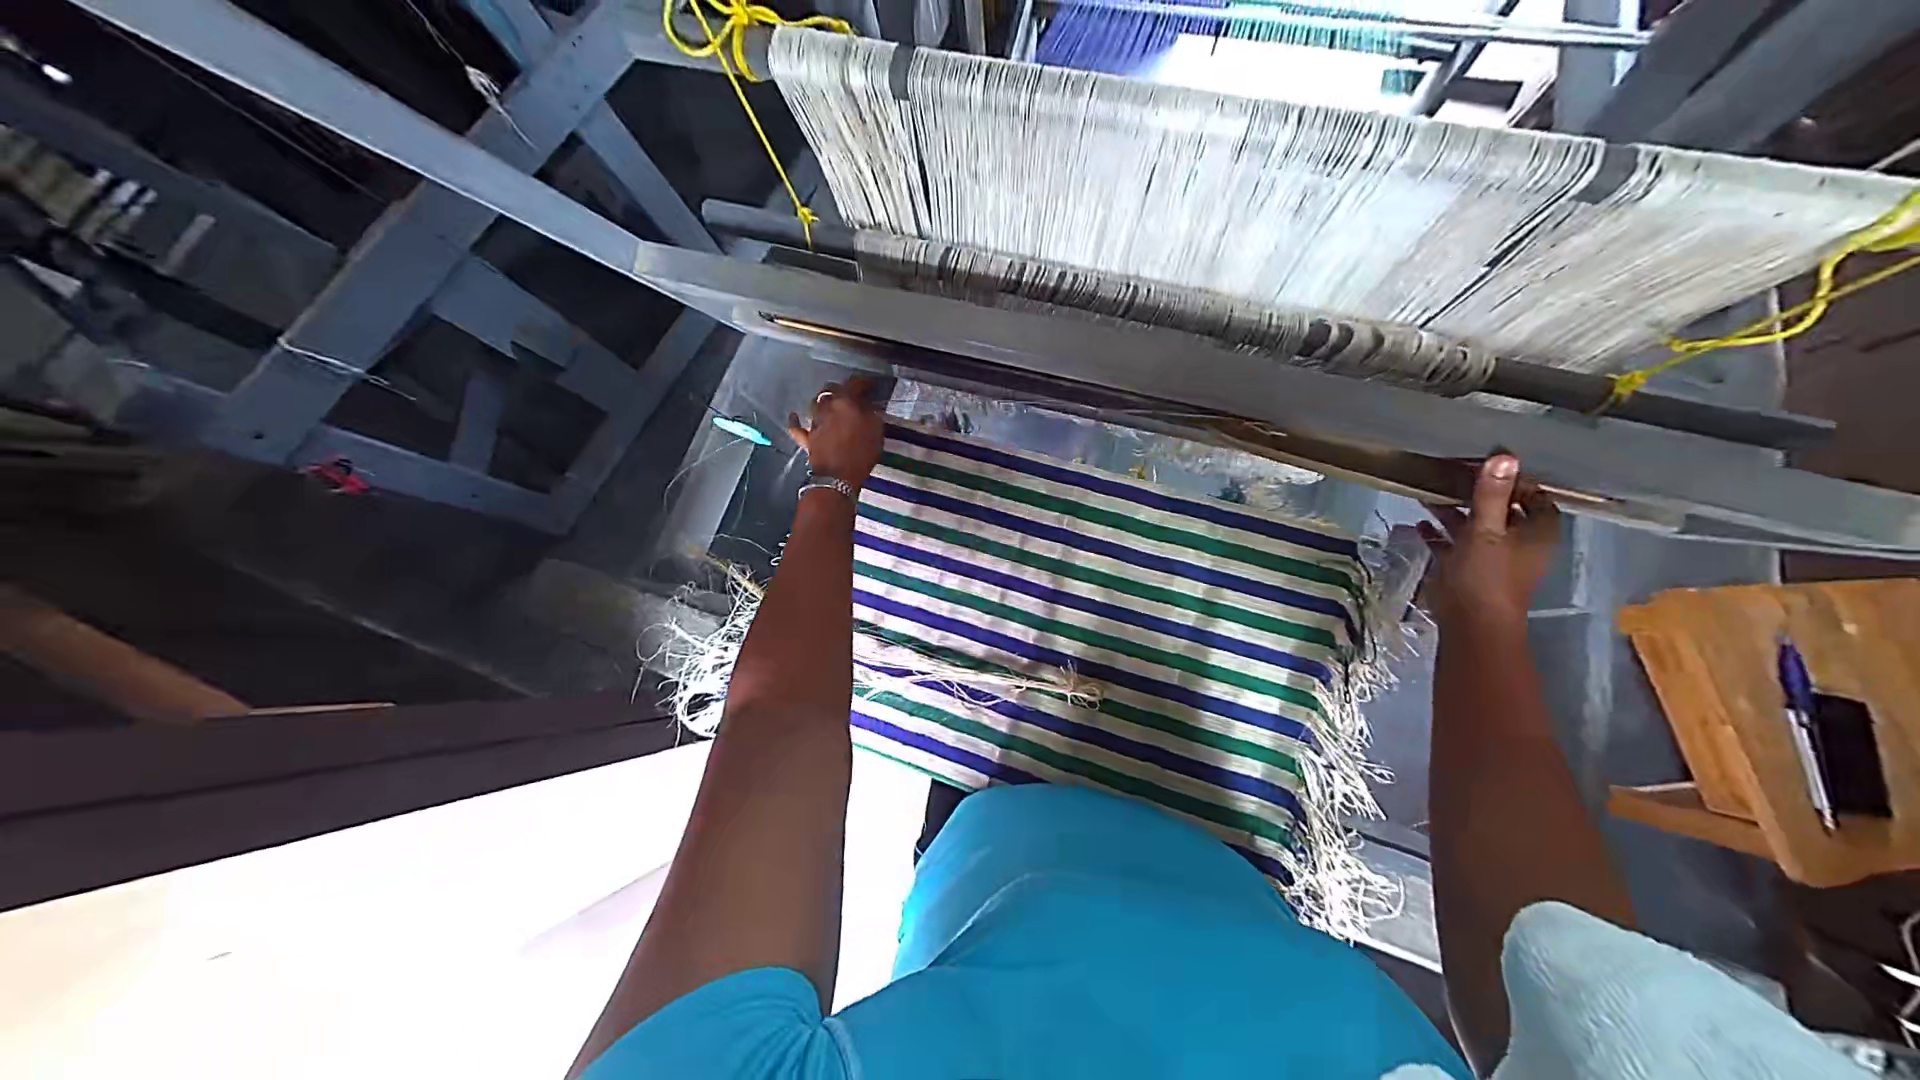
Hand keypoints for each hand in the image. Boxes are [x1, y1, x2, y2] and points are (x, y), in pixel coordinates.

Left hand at [788, 375, 884, 489]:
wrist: (838, 478)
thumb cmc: (861, 453)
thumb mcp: (876, 431)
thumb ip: (872, 414)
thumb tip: (868, 406)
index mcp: (845, 402)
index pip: (855, 384)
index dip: (863, 382)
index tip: (870, 384)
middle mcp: (827, 408)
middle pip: (831, 390)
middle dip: (840, 389)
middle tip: (850, 393)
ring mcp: (815, 423)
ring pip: (815, 404)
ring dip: (822, 401)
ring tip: (829, 403)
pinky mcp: (807, 438)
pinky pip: (797, 427)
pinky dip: (796, 420)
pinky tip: (794, 415)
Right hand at [1417, 454, 1559, 629]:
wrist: (1471, 623)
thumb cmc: (1487, 576)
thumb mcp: (1487, 530)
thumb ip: (1492, 494)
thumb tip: (1504, 456)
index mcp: (1535, 531)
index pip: (1533, 496)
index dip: (1514, 480)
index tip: (1487, 465)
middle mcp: (1517, 541)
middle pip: (1500, 509)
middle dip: (1478, 492)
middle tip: (1451, 473)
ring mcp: (1490, 556)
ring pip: (1474, 525)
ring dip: (1455, 510)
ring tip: (1429, 492)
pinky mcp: (1466, 569)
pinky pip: (1453, 544)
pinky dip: (1439, 533)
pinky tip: (1420, 522)